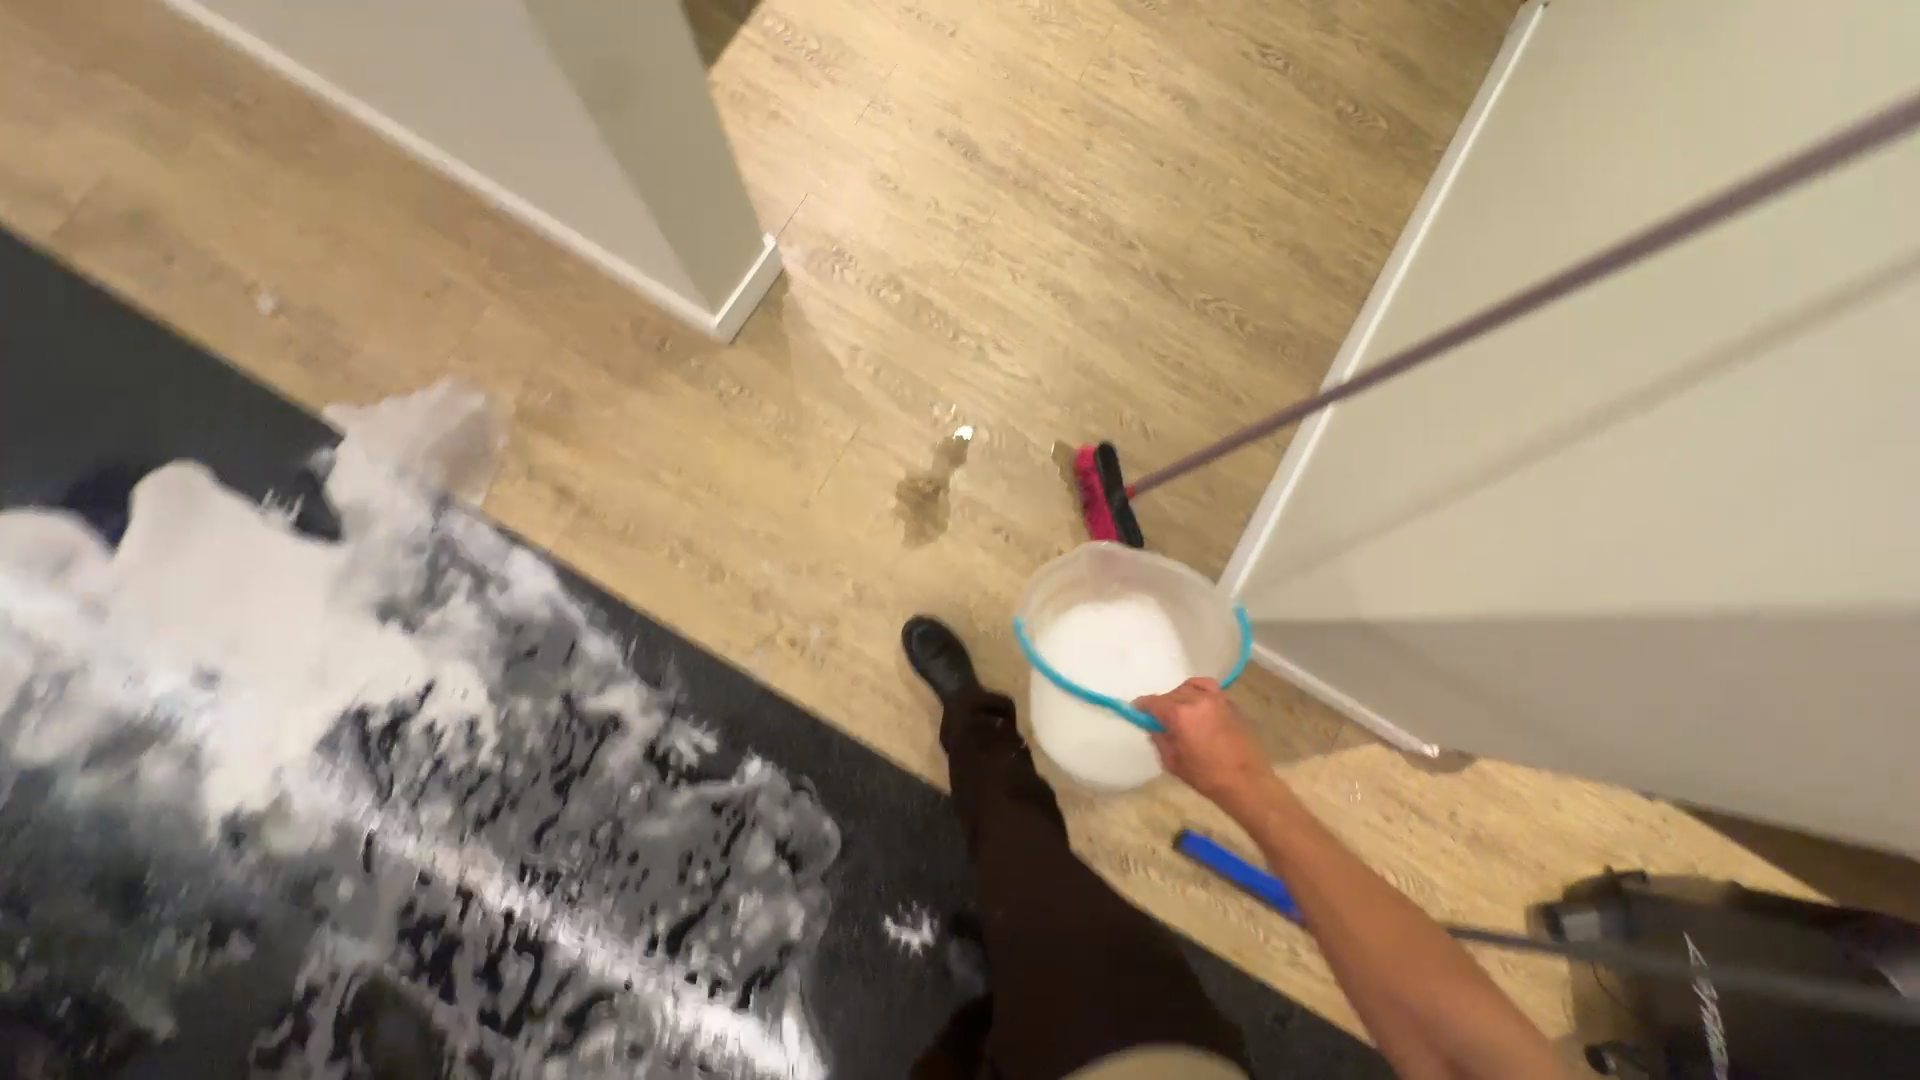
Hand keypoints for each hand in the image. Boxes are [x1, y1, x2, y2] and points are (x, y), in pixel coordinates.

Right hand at [1135, 678, 1276, 809]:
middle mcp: (1196, 700)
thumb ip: (1160, 740)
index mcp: (1179, 715)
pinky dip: (1198, 690)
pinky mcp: (1230, 703)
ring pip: (1189, 687)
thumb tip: (1155, 728)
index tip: (1137, 711)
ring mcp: (1216, 699)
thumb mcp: (1173, 763)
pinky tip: (1198, 702)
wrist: (1246, 782)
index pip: (1153, 702)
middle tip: (1160, 719)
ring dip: (1179, 696)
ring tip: (1180, 710)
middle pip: (1170, 694)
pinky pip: (1209, 688)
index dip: (1142, 706)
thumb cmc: (1207, 776)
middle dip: (1162, 705)